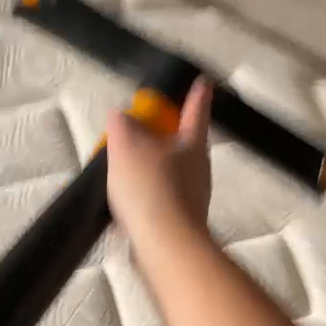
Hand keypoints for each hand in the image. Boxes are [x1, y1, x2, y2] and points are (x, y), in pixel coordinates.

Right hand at [106, 76, 214, 249]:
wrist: (165, 245)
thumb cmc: (150, 187)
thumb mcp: (126, 145)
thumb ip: (122, 125)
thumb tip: (122, 117)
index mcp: (193, 143)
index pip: (196, 109)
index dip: (197, 93)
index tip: (203, 80)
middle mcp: (200, 168)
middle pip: (184, 143)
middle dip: (165, 136)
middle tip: (143, 131)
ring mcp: (194, 197)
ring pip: (172, 173)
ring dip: (152, 169)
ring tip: (126, 172)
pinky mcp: (183, 221)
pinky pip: (162, 200)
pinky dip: (147, 197)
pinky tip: (127, 206)